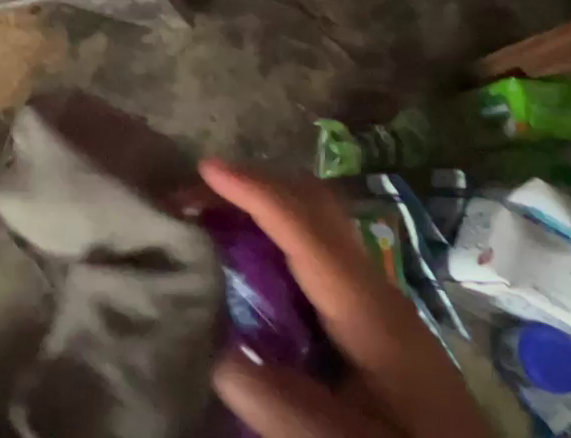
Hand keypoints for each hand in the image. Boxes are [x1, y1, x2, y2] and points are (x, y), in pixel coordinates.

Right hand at [201, 159, 494, 437]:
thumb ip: (272, 400)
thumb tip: (206, 344)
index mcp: (368, 309)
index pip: (306, 227)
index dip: (255, 191)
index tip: (206, 169)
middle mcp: (373, 287)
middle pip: (315, 205)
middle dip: (255, 185)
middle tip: (195, 194)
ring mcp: (375, 298)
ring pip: (317, 221)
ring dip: (264, 204)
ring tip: (211, 215)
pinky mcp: (369, 317)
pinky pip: (317, 249)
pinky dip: (276, 233)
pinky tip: (248, 257)